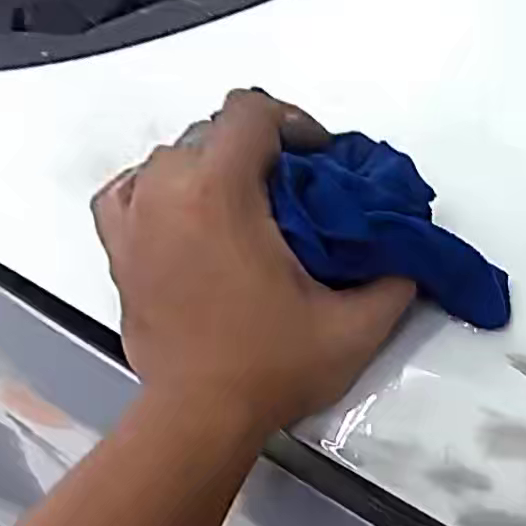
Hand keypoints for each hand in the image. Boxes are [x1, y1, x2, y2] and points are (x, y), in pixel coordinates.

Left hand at [92, 88, 414, 434]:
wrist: (203, 412)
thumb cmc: (276, 368)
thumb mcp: (355, 330)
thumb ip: (392, 286)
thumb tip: (407, 261)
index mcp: (221, 196)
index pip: (251, 114)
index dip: (296, 126)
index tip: (325, 163)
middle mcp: (165, 189)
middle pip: (217, 135)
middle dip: (266, 158)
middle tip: (304, 201)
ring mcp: (133, 215)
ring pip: (178, 159)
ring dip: (222, 175)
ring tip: (256, 217)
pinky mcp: (117, 244)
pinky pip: (137, 188)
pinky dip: (172, 192)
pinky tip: (199, 222)